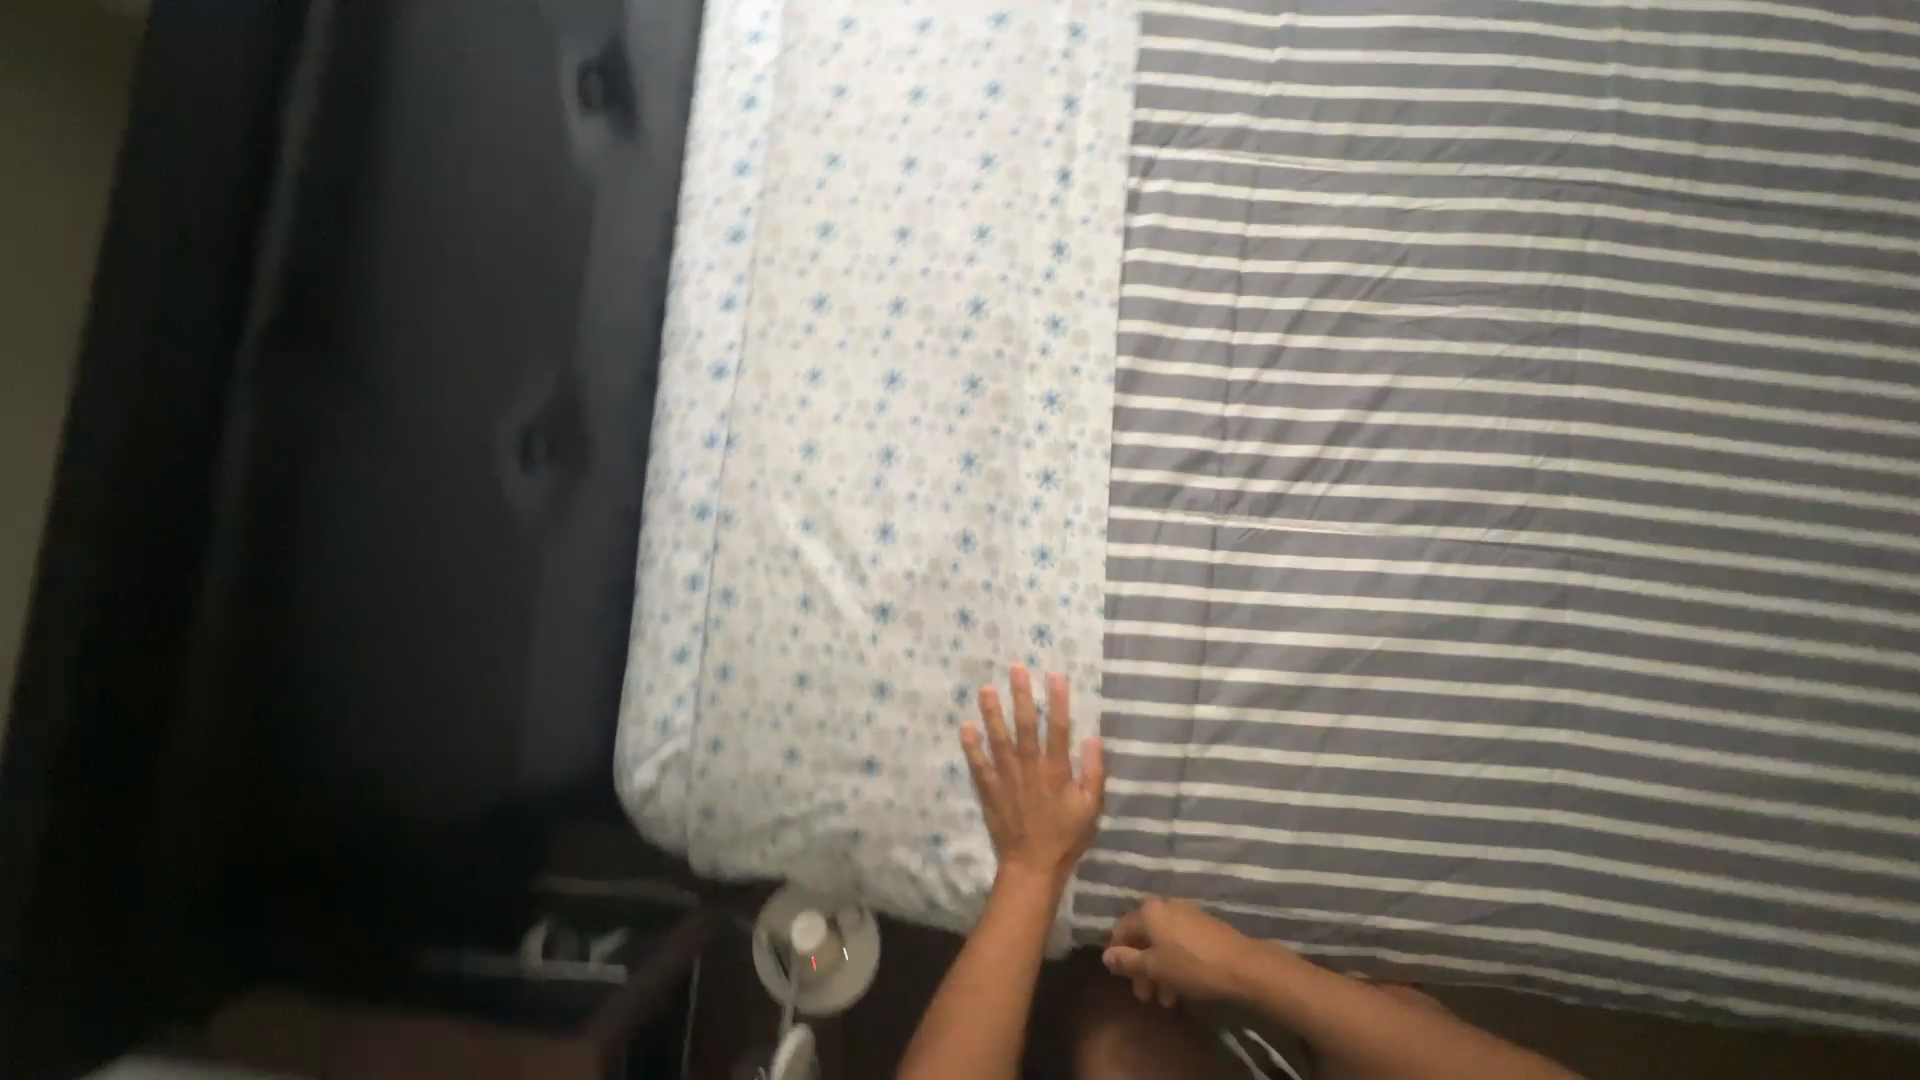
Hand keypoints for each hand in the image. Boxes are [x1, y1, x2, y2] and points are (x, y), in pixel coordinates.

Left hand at [960, 664, 1105, 888]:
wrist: (1033, 866)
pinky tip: (965, 726)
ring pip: (998, 739)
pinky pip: (978, 764)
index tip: (1054, 674)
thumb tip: (1094, 737)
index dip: (1057, 700)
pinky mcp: (989, 790)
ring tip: (985, 689)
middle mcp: (1029, 768)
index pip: (1057, 728)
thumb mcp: (1092, 807)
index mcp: (1056, 771)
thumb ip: (1094, 772)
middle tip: (1015, 668)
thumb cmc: (1066, 836)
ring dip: (992, 713)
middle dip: (1020, 695)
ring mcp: (1006, 778)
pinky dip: (971, 746)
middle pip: (1024, 726)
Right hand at [1102, 898, 1265, 1005]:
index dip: (1117, 953)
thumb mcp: (1154, 968)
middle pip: (1143, 936)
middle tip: (1145, 996)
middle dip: (1141, 968)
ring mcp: (1186, 913)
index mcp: (1148, 912)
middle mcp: (1165, 906)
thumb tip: (1105, 955)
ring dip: (1159, 970)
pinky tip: (1182, 986)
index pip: (1121, 928)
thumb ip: (1127, 961)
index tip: (1121, 978)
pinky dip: (1175, 961)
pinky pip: (1179, 941)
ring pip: (1162, 941)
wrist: (1243, 966)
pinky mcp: (1204, 925)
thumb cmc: (1192, 966)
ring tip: (1166, 999)